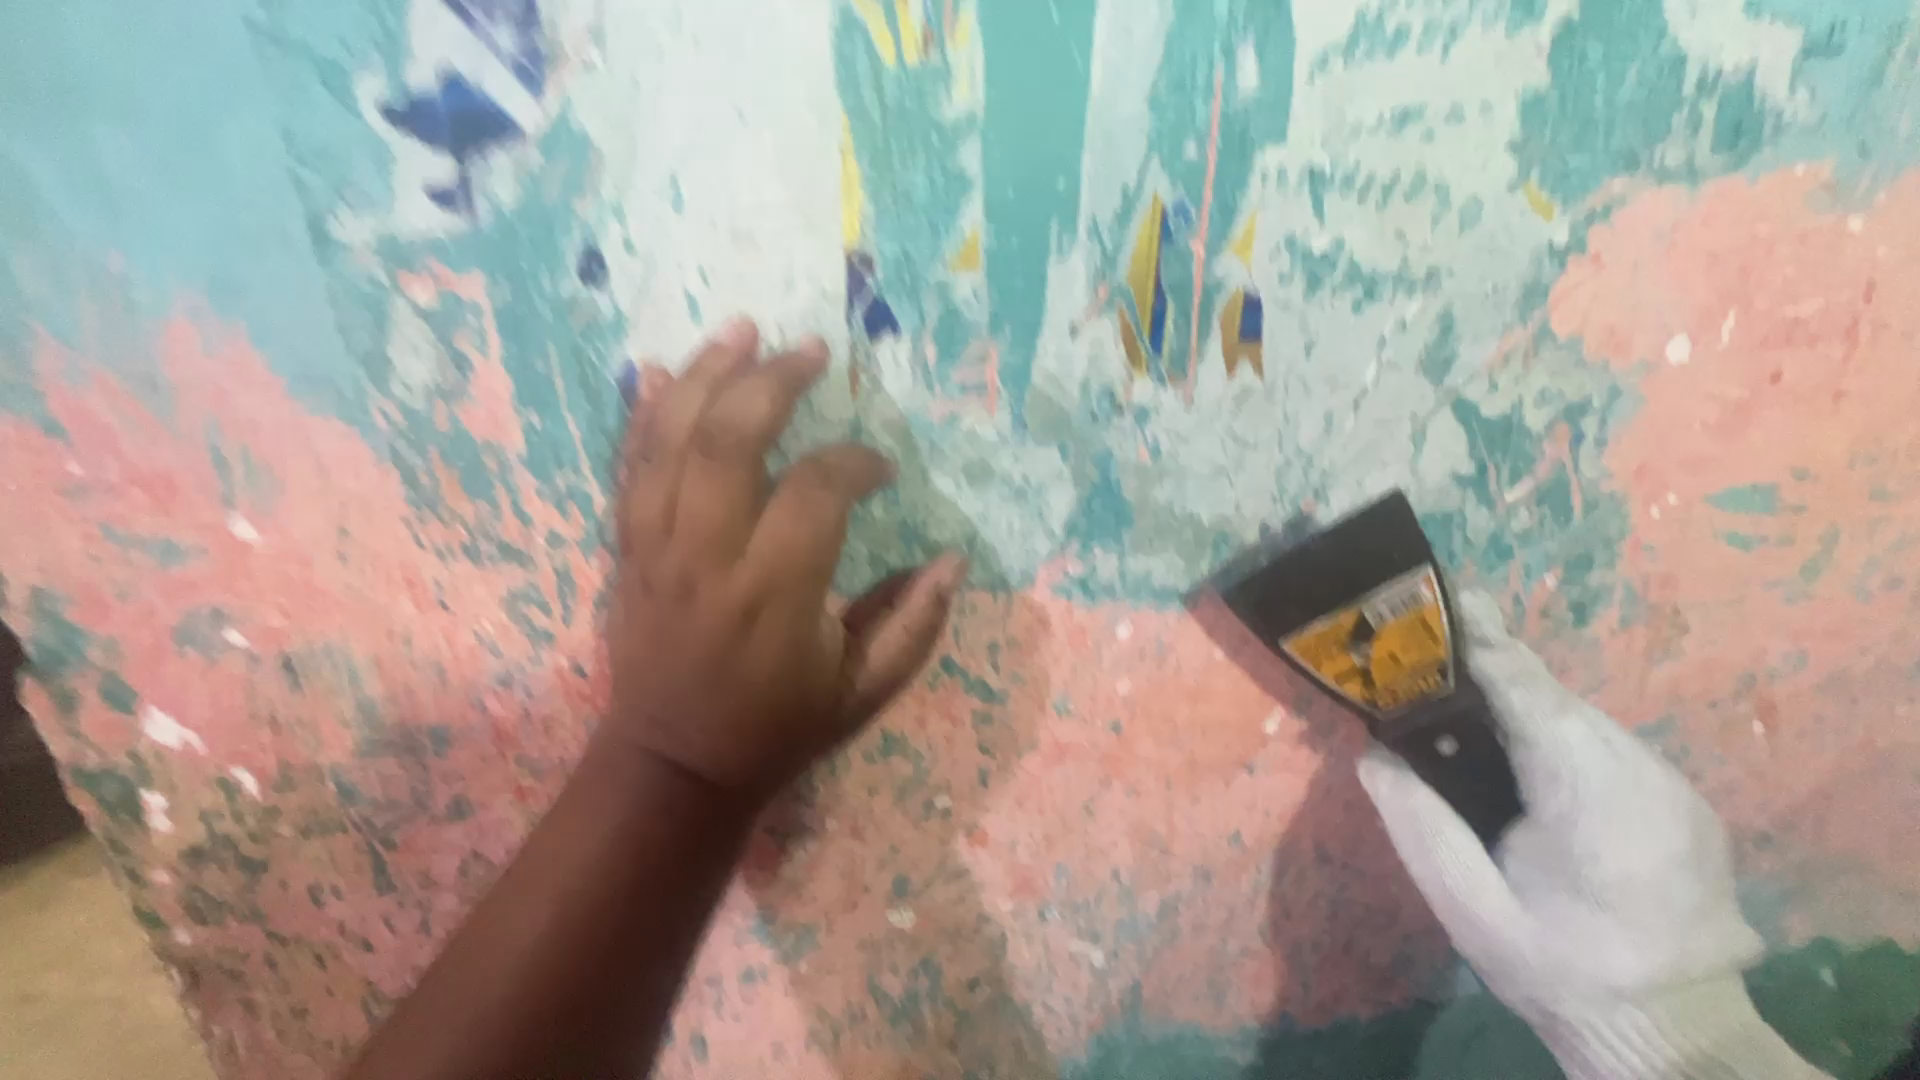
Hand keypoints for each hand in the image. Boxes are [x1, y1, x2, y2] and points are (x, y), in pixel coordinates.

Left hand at [606, 316, 967, 802]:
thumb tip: (955, 559)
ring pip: (670, 441)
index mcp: (775, 594)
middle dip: (772, 383)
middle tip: (811, 351)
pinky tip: (656, 370)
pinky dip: (642, 415)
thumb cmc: (778, 728)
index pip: (817, 492)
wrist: (674, 765)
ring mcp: (657, 550)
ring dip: (705, 377)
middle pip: (730, 441)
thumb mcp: (864, 693)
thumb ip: (914, 625)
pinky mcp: (627, 551)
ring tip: (742, 331)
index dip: (856, 463)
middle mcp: (709, 558)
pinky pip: (627, 469)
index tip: (880, 468)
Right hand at [1358, 592, 1826, 1079]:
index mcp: (1591, 792)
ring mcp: (1668, 779)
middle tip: (1415, 647)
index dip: (1472, 639)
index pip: (1524, 688)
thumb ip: (1417, 822)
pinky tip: (1508, 752)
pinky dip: (1543, 728)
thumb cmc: (1558, 967)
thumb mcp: (1468, 906)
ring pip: (1572, 712)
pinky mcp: (1675, 793)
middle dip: (1482, 665)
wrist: (1675, 1036)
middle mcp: (1641, 768)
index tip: (1425, 599)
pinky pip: (1594, 738)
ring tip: (1447, 699)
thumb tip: (1372, 750)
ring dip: (1510, 699)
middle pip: (1547, 692)